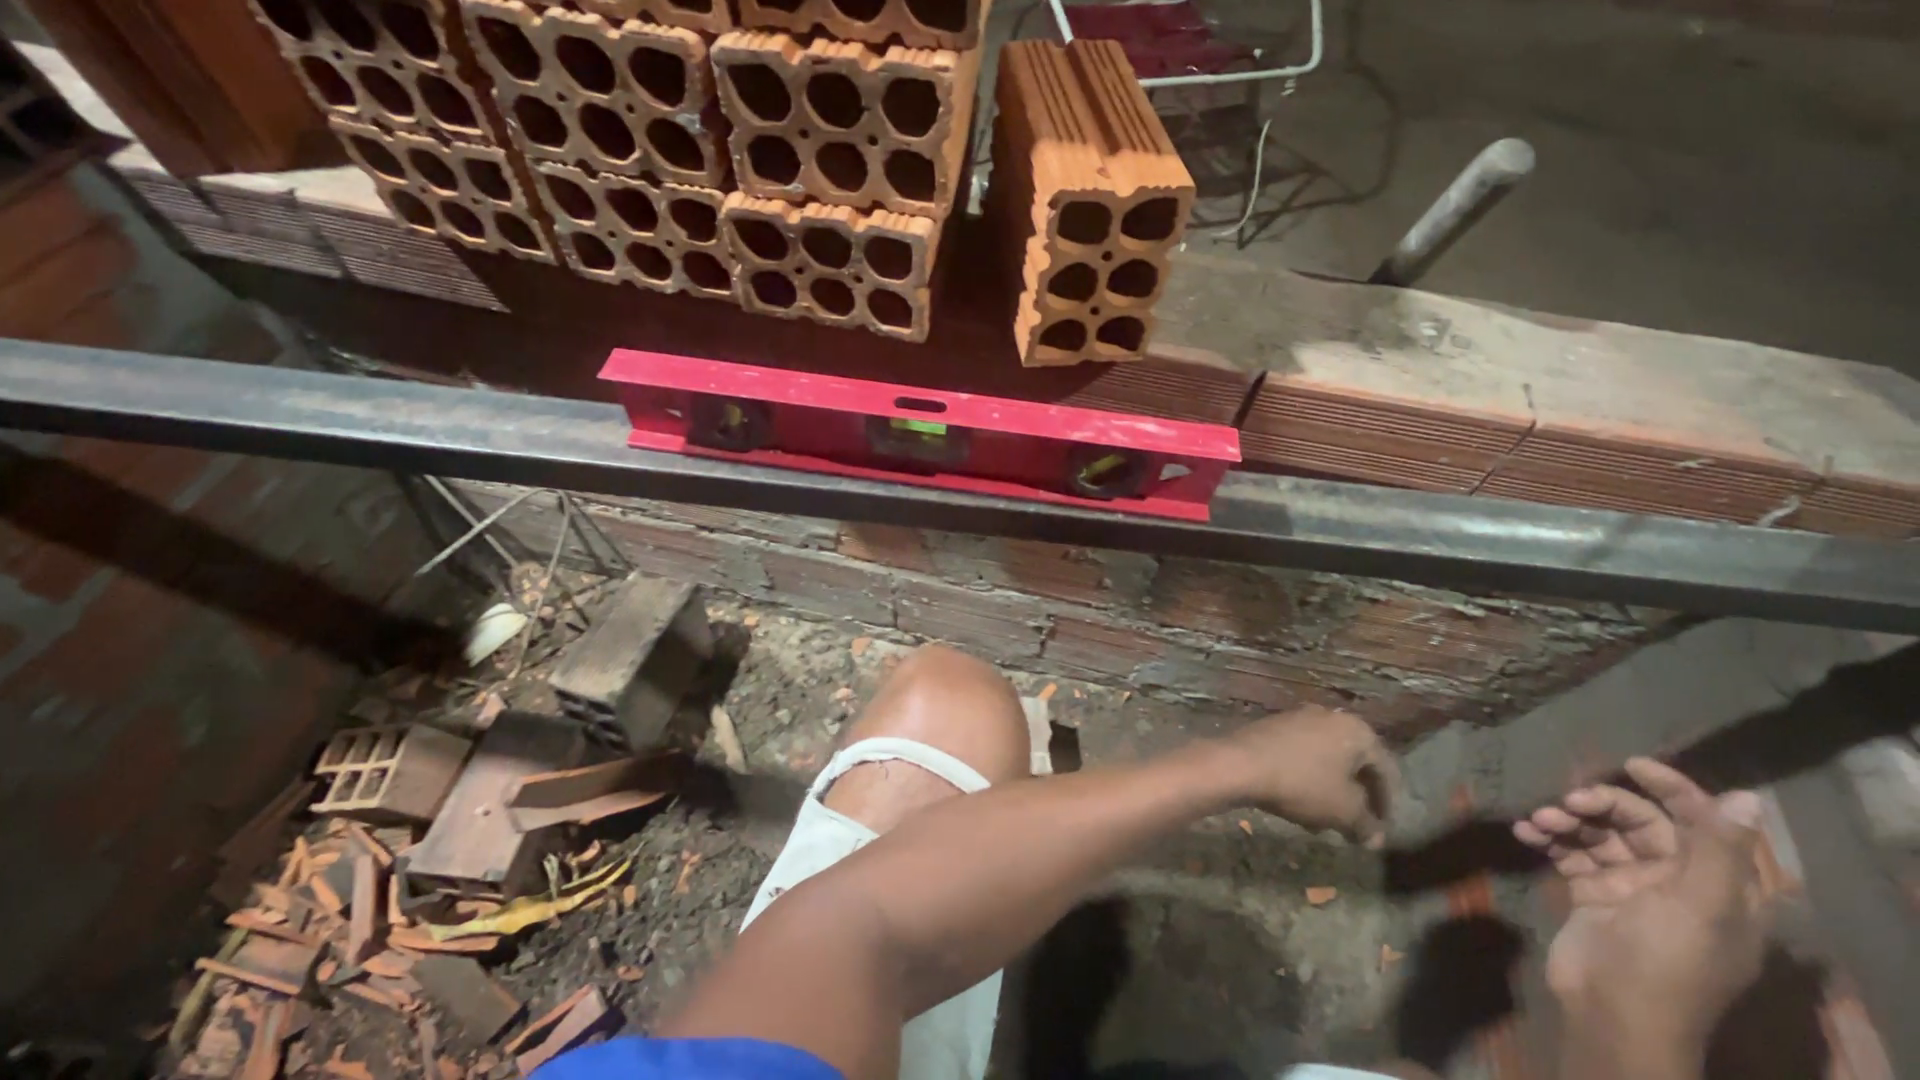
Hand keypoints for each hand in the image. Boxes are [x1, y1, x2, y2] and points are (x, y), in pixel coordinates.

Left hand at [1222, 706, 1397, 845]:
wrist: (1240, 764)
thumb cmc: (1302, 783)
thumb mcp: (1343, 811)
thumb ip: (1366, 825)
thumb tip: (1377, 840)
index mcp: (1358, 730)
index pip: (1386, 770)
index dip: (1387, 803)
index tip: (1381, 828)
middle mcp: (1331, 717)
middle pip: (1354, 764)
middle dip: (1356, 799)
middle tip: (1354, 826)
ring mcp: (1299, 719)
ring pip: (1326, 762)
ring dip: (1330, 793)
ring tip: (1324, 824)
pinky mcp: (1274, 728)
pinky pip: (1302, 757)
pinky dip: (1307, 781)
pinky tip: (1298, 806)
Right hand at [1515, 758, 1769, 1064]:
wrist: (1612, 1015)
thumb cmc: (1667, 961)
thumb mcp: (1701, 905)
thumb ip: (1719, 849)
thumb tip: (1746, 796)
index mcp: (1718, 885)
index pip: (1700, 821)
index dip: (1671, 789)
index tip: (1631, 765)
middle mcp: (1677, 881)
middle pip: (1641, 823)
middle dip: (1603, 805)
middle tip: (1569, 802)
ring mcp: (1631, 889)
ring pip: (1601, 835)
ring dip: (1569, 820)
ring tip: (1540, 821)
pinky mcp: (1592, 896)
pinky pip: (1571, 853)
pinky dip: (1550, 839)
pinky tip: (1526, 832)